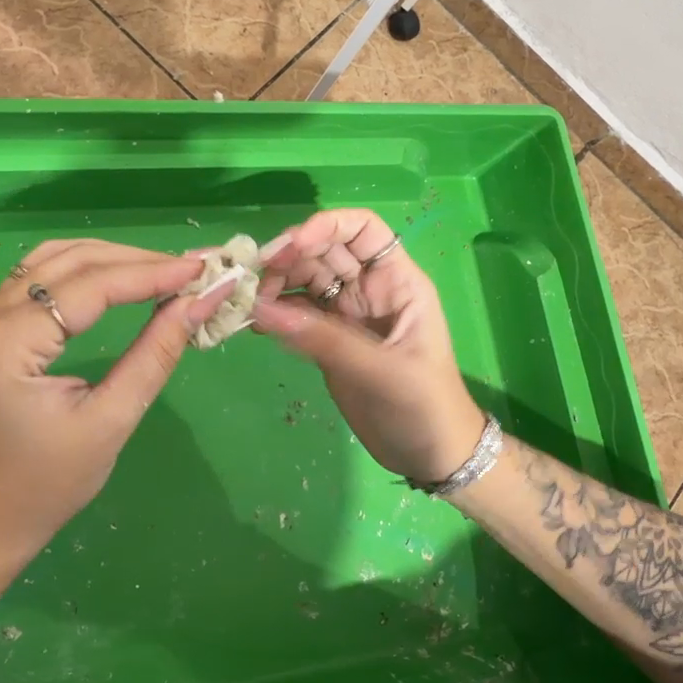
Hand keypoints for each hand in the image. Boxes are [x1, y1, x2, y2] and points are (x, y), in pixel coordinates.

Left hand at [0, 240, 232, 547]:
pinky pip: (40, 278)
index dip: (149, 274)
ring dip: (111, 259)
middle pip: (71, 262)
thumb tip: (200, 303)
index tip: (201, 271)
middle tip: (192, 269)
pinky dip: (86, 271)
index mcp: (8, 345)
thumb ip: (155, 354)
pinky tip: (120, 278)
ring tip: (164, 270)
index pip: (89, 288)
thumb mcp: (111, 421)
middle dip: (136, 261)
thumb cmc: (48, 484)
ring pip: (54, 260)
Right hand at [250, 210, 485, 482]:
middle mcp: (369, 289)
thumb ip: (325, 340)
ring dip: (276, 283)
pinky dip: (273, 313)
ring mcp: (346, 314)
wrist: (432, 456)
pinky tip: (253, 323)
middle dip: (290, 255)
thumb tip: (262, 311)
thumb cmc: (426, 406)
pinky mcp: (327, 341)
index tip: (292, 245)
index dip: (327, 226)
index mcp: (397, 282)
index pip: (363, 230)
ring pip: (305, 280)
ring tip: (250, 304)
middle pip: (324, 251)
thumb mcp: (382, 371)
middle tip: (255, 278)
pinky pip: (295, 314)